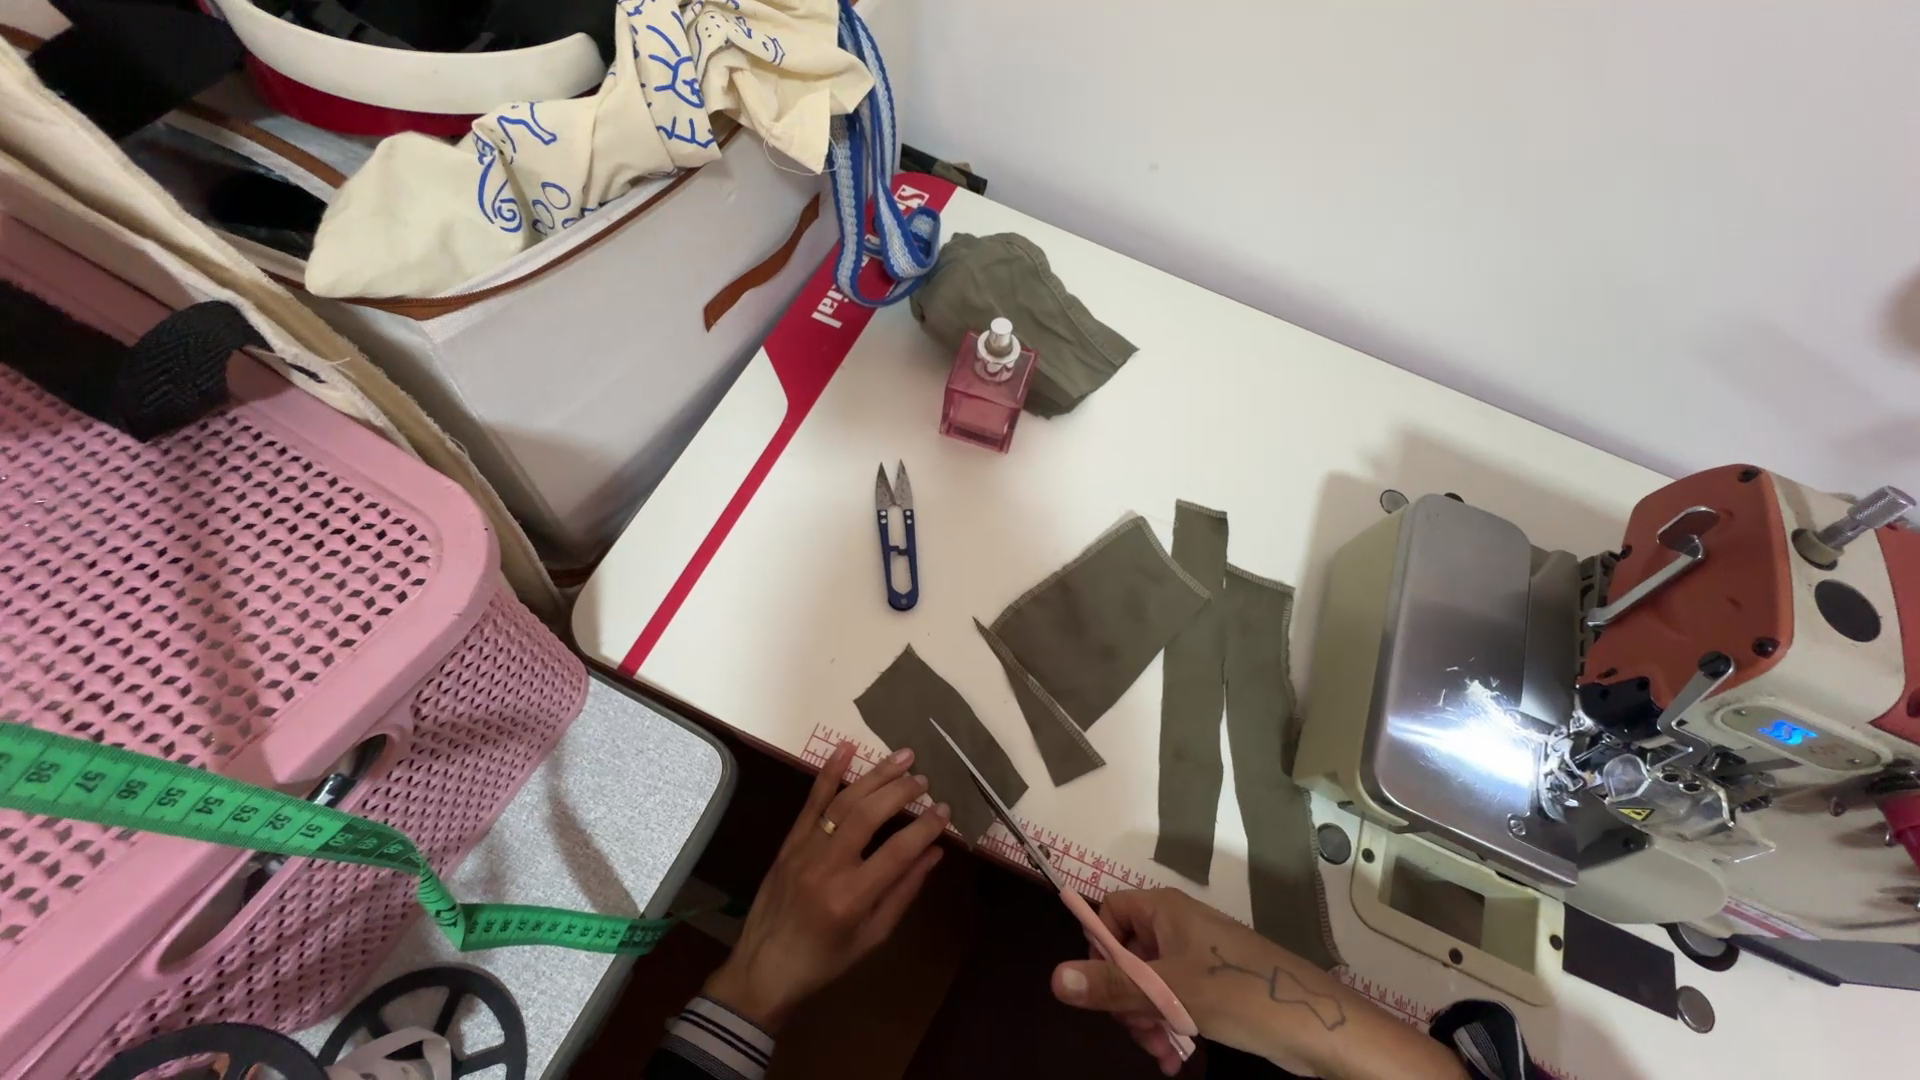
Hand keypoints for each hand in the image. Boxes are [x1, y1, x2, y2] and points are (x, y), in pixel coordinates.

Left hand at [703, 742, 948, 1031]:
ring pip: (844, 801)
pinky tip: (845, 748)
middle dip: (901, 792)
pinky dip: (828, 772)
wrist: (763, 968)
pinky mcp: (790, 841)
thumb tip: (935, 852)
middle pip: (869, 815)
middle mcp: (827, 867)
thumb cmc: (825, 960)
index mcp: (851, 898)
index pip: (898, 852)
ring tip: (903, 756)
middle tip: (924, 779)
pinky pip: (811, 801)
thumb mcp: (872, 937)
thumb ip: (904, 892)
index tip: (946, 810)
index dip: (926, 828)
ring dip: (875, 775)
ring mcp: (804, 850)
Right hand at [1050, 889, 1465, 1079]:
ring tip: (1161, 1054)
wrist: (1317, 1023)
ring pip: (1150, 982)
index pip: (1108, 912)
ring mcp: (1196, 954)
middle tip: (1139, 1033)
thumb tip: (1054, 978)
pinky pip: (1175, 999)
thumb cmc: (1237, 993)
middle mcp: (1176, 924)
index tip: (1103, 989)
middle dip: (1125, 997)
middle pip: (1126, 952)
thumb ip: (1111, 985)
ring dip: (1146, 1019)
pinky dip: (1169, 1024)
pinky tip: (1174, 1058)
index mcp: (1162, 909)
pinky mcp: (1214, 985)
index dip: (1098, 948)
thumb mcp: (1168, 992)